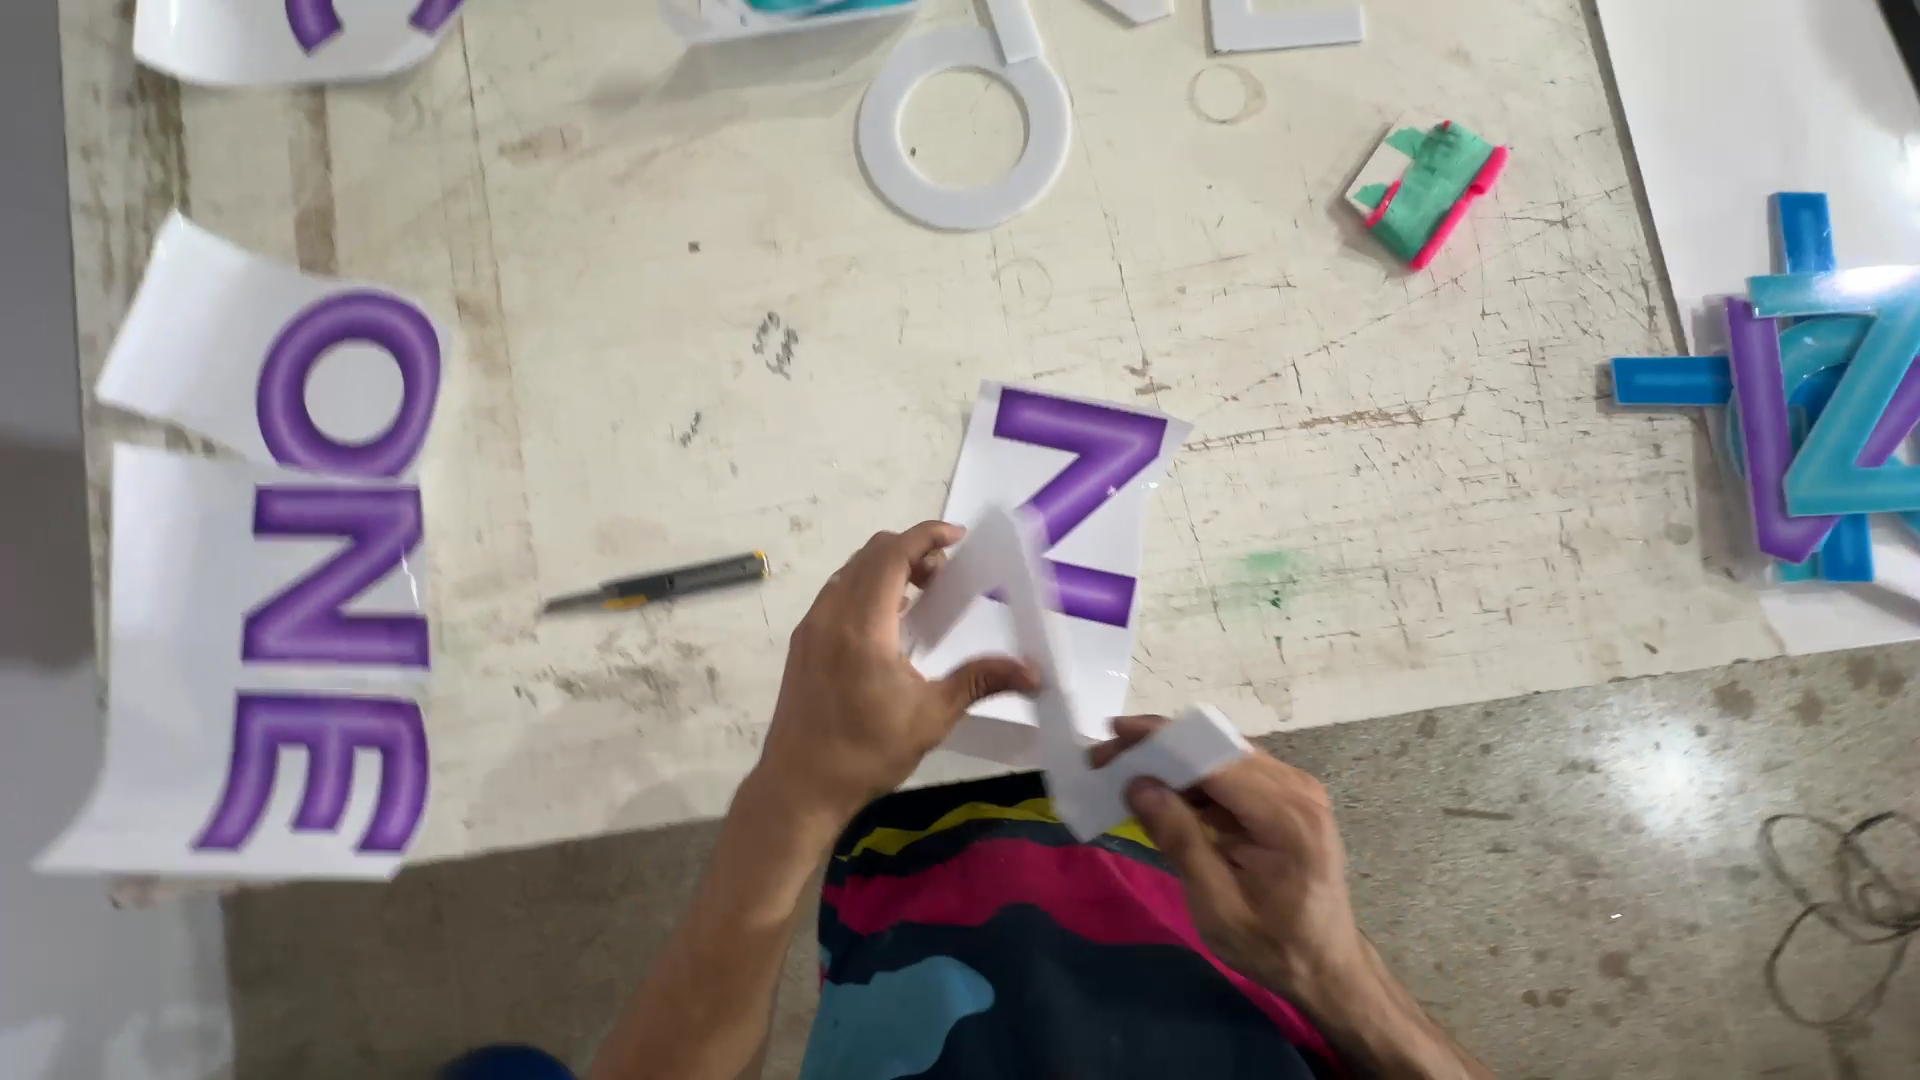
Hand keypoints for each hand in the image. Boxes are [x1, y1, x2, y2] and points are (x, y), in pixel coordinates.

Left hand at [758, 521, 1039, 825]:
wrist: (799, 787)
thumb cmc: (866, 752)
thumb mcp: (930, 717)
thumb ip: (979, 681)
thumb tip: (1032, 672)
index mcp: (862, 625)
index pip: (893, 554)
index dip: (926, 535)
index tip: (957, 537)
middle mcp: (831, 614)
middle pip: (871, 554)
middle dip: (912, 551)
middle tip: (946, 576)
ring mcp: (811, 627)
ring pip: (851, 571)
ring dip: (888, 568)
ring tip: (922, 597)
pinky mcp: (803, 642)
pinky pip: (837, 593)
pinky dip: (867, 587)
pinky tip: (889, 623)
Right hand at [1101, 717, 1367, 1001]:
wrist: (1327, 968)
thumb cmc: (1273, 946)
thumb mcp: (1216, 905)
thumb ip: (1180, 839)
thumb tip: (1138, 784)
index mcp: (1286, 816)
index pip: (1214, 757)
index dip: (1161, 740)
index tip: (1113, 733)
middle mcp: (1296, 789)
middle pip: (1215, 746)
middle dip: (1157, 746)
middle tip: (1107, 755)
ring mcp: (1293, 788)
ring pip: (1219, 752)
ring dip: (1170, 757)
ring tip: (1124, 767)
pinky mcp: (1284, 795)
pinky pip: (1229, 769)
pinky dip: (1190, 774)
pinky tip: (1159, 785)